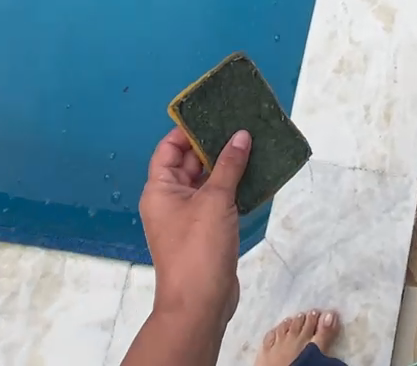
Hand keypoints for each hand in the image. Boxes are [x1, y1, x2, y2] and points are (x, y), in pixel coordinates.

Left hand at [139, 127, 250, 329]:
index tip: (215, 112)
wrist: (200, 305)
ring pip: (207, 179)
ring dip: (228, 163)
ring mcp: (189, 216)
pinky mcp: (206, 230)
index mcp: (160, 190)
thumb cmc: (198, 247)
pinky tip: (256, 171)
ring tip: (254, 140)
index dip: (188, 129)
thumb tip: (241, 134)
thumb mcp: (215, 200)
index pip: (169, 148)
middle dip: (214, 143)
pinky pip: (218, 198)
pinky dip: (234, 184)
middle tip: (242, 121)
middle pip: (190, 161)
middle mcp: (171, 200)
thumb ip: (229, 165)